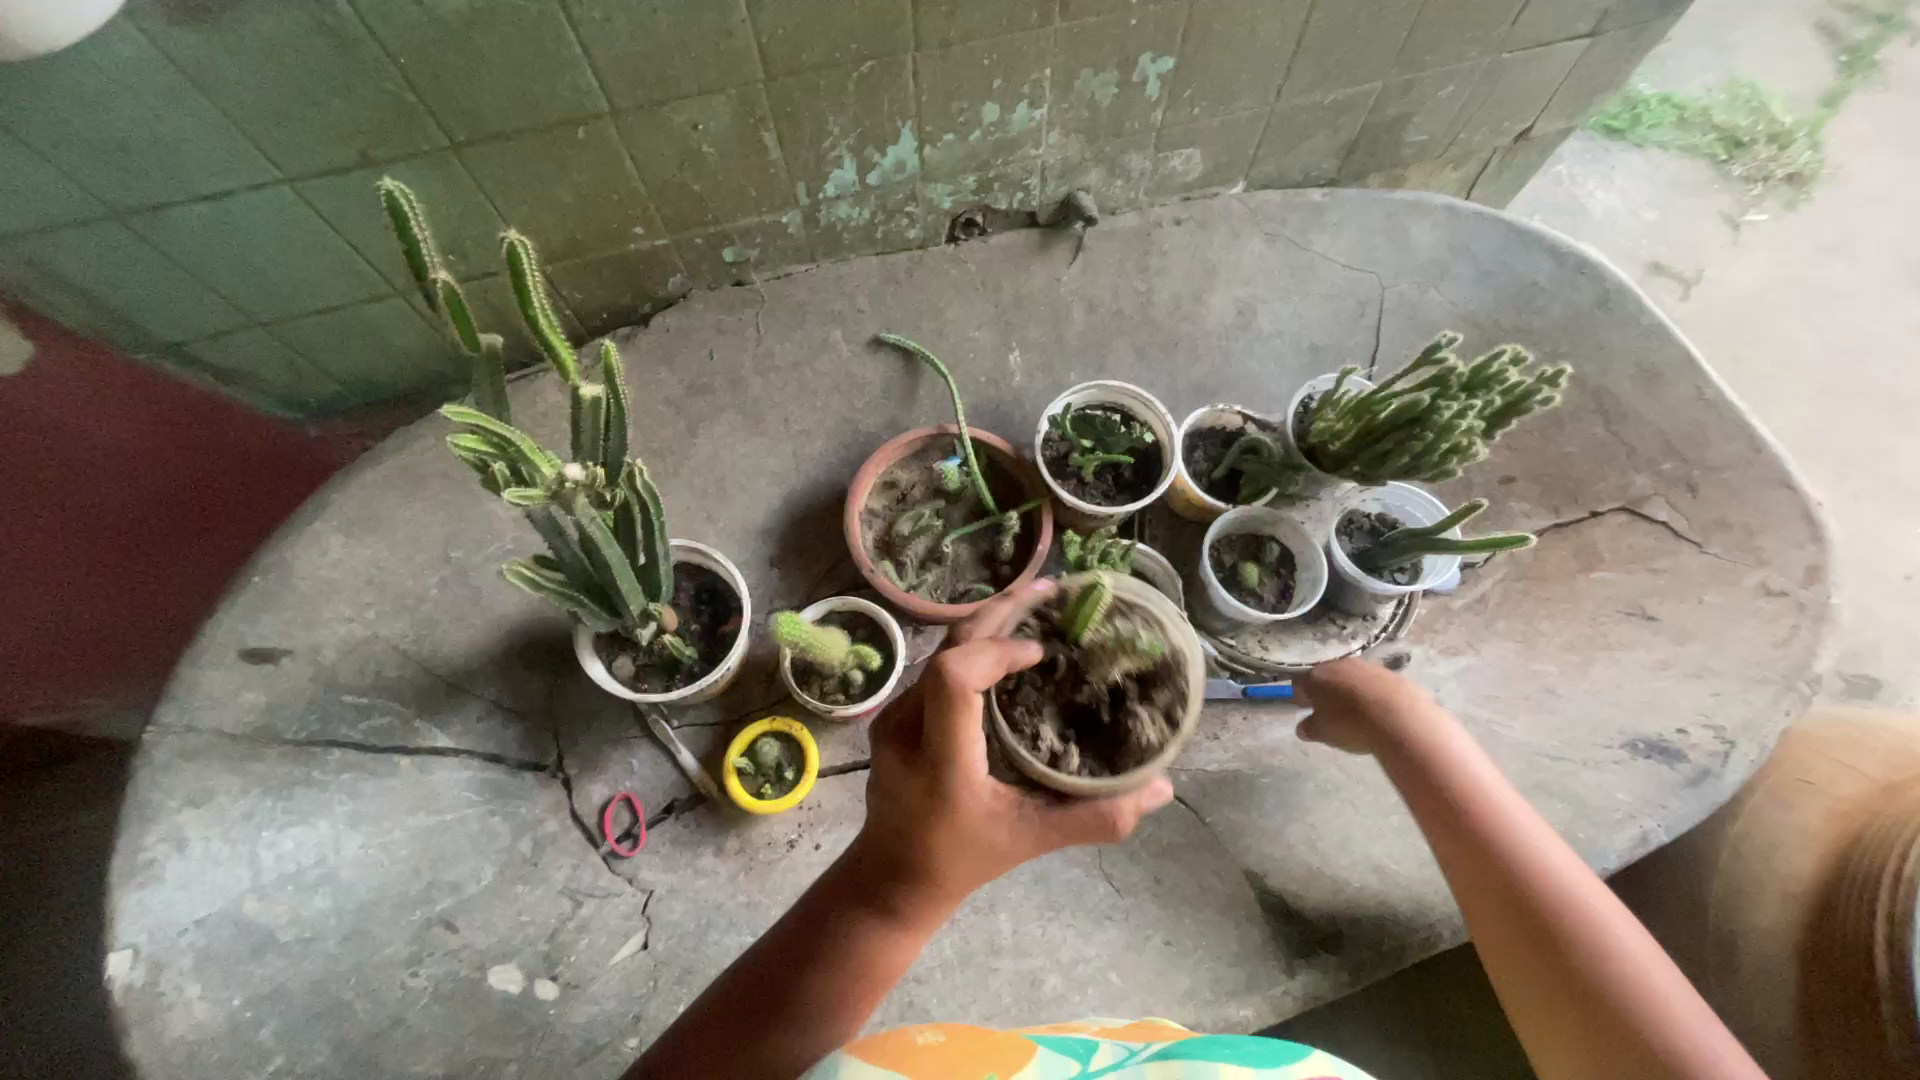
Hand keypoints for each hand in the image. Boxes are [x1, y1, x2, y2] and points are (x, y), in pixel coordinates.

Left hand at [849, 581, 1175, 912]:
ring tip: (1034, 605)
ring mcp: (894, 715)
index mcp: (940, 758)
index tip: (1039, 651)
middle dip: (998, 613)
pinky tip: (1005, 642)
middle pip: (948, 649)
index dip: (995, 651)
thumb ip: (1095, 819)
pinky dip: (973, 646)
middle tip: (1050, 589)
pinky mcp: (895, 712)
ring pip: (940, 650)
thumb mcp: (1030, 840)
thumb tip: (1161, 788)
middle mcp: (907, 726)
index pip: (953, 678)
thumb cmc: (961, 859)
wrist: (892, 875)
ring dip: (986, 624)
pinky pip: (936, 664)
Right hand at [1295, 657, 1443, 755]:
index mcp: (1315, 677)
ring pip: (1353, 678)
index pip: (1299, 683)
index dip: (1300, 697)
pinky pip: (1377, 684)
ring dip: (1352, 692)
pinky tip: (1382, 713)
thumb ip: (1309, 728)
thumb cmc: (1351, 726)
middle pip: (1327, 677)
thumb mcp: (1323, 734)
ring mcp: (1367, 667)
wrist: (1401, 719)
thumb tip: (1303, 727)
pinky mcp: (1393, 674)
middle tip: (1332, 712)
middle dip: (1327, 692)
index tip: (1305, 709)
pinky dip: (1375, 695)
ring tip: (1360, 714)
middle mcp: (1338, 665)